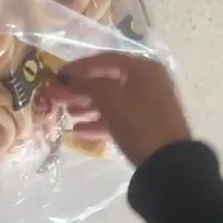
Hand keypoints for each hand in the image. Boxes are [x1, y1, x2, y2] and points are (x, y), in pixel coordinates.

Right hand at [46, 54, 191, 165]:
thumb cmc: (139, 122)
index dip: (79, 67)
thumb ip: (86, 85)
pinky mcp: (143, 127)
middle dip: (80, 89)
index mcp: (142, 69)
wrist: (166, 161)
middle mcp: (146, 83)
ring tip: (66, 114)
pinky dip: (97, 123)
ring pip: (110, 102)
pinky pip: (116, 119)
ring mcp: (145, 106)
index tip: (57, 75)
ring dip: (86, 106)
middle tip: (56, 97)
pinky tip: (77, 132)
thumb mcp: (110, 99)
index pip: (105, 60)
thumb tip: (67, 81)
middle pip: (106, 82)